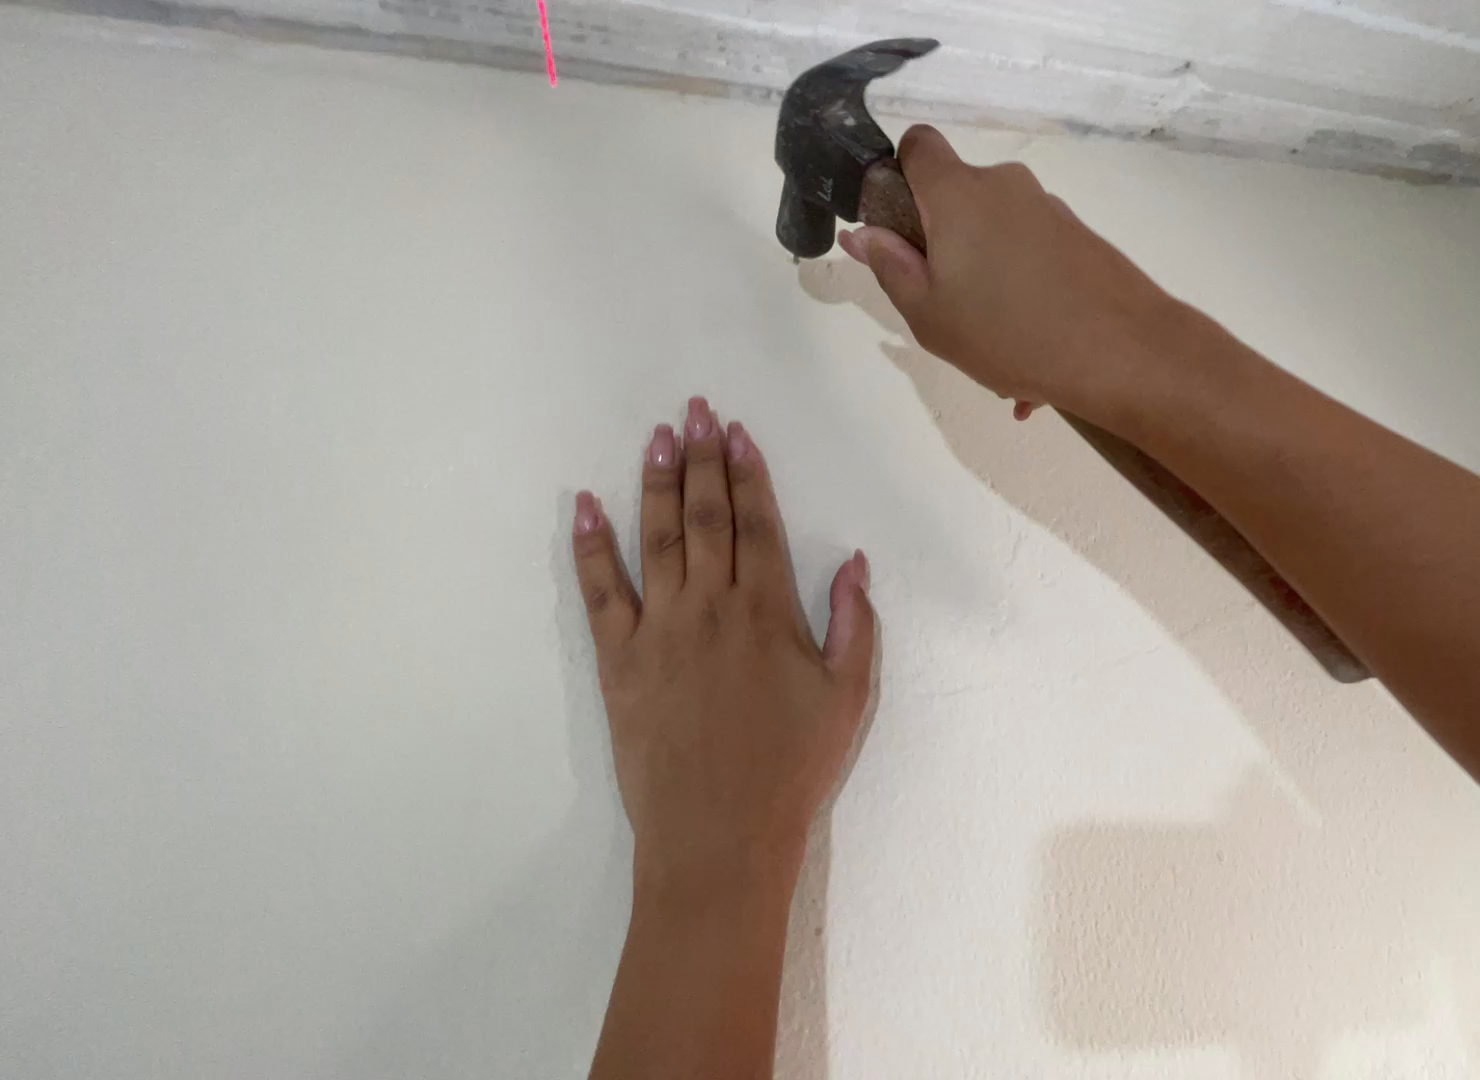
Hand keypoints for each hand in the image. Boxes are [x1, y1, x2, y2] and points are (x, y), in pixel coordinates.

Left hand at [571, 396, 876, 888]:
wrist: (720, 835)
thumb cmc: (793, 766)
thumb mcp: (849, 696)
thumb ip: (854, 623)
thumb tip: (855, 562)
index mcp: (768, 612)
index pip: (758, 525)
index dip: (748, 475)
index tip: (738, 433)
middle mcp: (711, 606)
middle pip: (706, 517)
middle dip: (703, 459)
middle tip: (696, 411)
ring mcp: (659, 630)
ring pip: (657, 539)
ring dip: (657, 484)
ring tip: (656, 438)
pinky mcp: (619, 661)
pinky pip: (600, 592)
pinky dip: (591, 546)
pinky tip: (586, 506)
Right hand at [838, 125, 1184, 422]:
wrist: (1121, 352)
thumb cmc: (1006, 333)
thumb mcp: (929, 314)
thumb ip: (891, 268)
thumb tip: (863, 233)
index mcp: (959, 195)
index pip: (918, 146)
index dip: (900, 178)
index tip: (901, 231)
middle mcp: (1007, 188)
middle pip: (960, 203)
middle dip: (947, 252)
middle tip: (951, 316)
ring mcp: (1050, 212)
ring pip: (999, 243)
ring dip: (989, 289)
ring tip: (999, 357)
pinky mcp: (1082, 239)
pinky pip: (1035, 264)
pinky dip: (1025, 301)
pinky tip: (1032, 365)